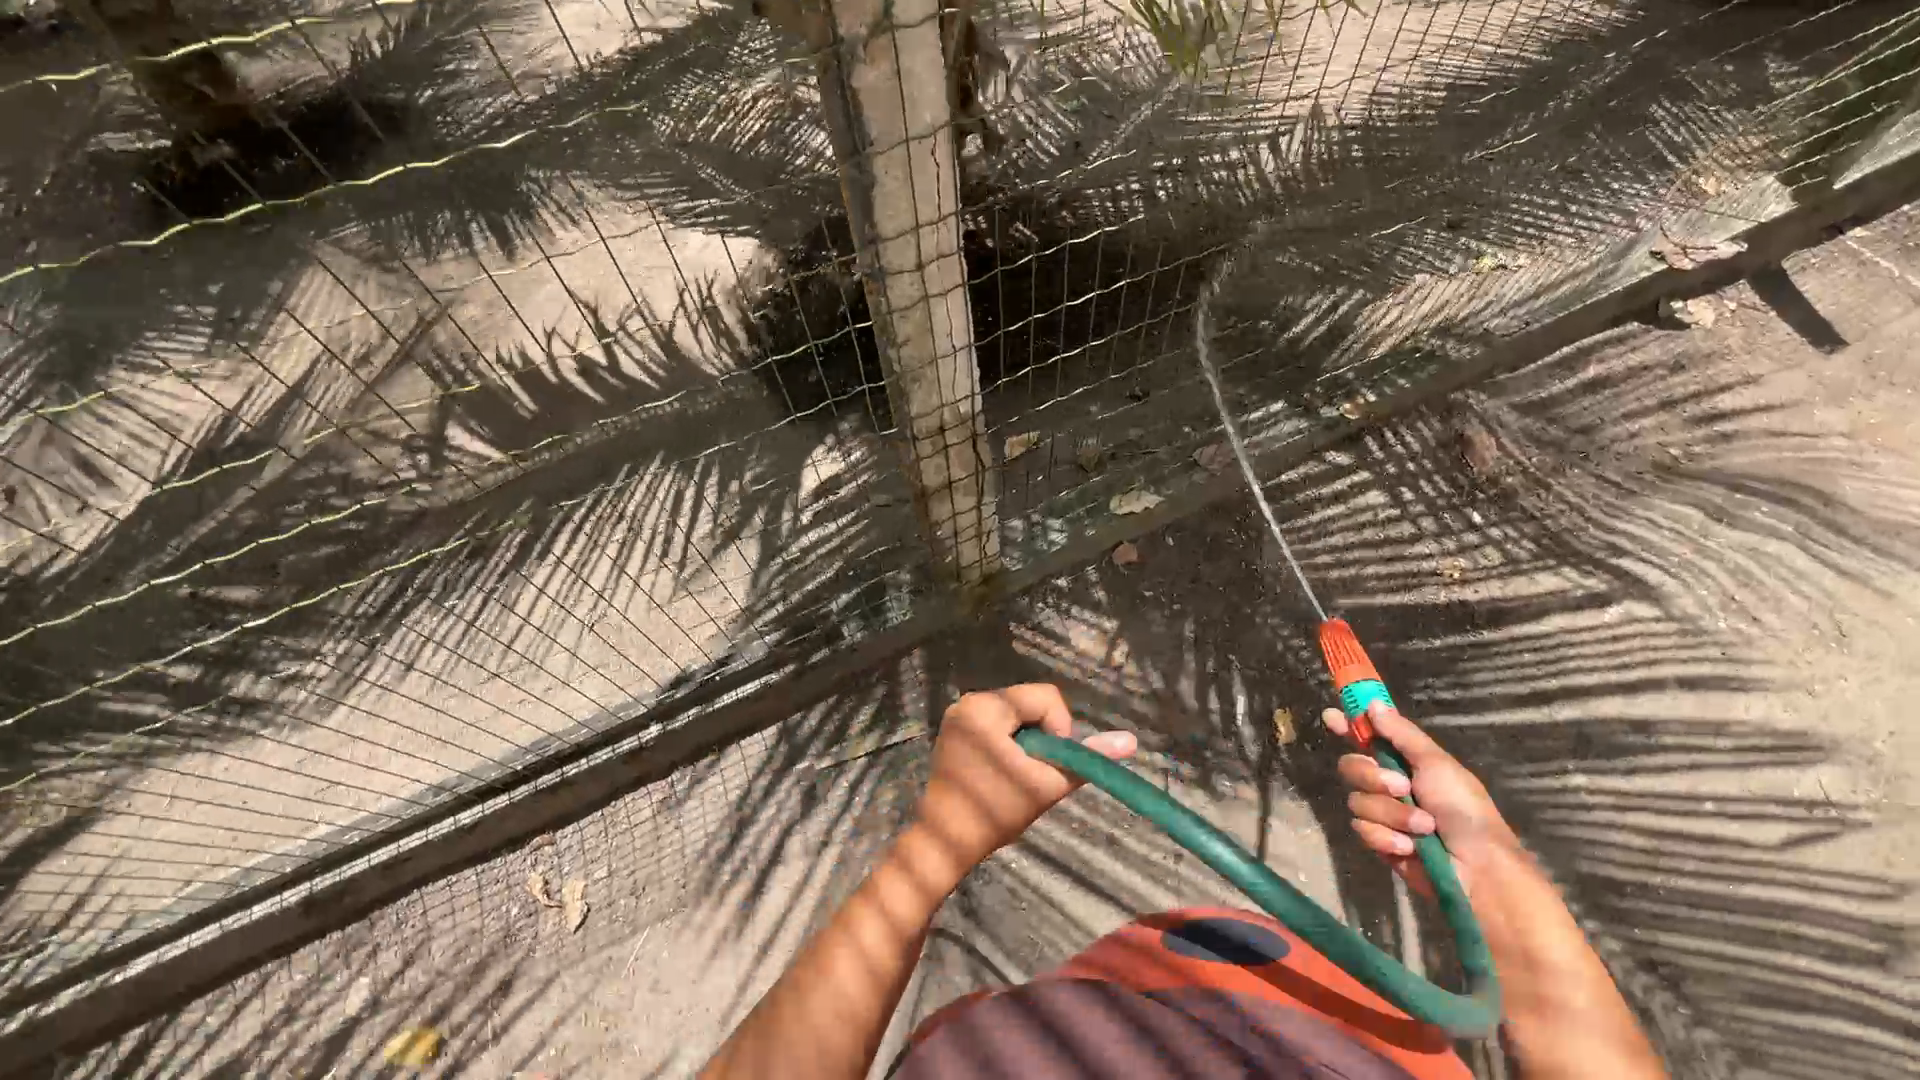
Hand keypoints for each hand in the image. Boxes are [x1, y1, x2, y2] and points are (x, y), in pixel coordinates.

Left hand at [912, 684, 1136, 875]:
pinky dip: (1008, 743)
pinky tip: (1001, 772)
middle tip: (1033, 772)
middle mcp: (969, 701)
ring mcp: (958, 715)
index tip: (1049, 763)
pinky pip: (996, 724)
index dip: (1060, 729)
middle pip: (1029, 704)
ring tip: (1017, 774)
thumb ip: (1087, 758)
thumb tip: (1130, 740)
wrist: (945, 841)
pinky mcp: (954, 730)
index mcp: (987, 707)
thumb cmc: (995, 811)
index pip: (1046, 697)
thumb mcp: (1048, 783)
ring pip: (1015, 715)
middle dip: (1042, 736)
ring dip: (1026, 741)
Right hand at [1322, 700, 1518, 894]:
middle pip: (1350, 767)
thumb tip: (1372, 703)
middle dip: (1372, 778)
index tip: (1331, 717)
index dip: (1346, 726)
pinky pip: (1363, 829)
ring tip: (1423, 828)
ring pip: (1357, 801)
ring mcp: (1381, 813)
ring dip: (1391, 814)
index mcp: (1402, 761)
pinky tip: (1408, 847)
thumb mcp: (1437, 764)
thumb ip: (1401, 733)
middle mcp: (1386, 783)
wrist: (1476, 866)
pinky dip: (1387, 837)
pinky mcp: (1378, 841)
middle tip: (1402, 788)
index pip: (1365, 737)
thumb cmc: (1464, 809)